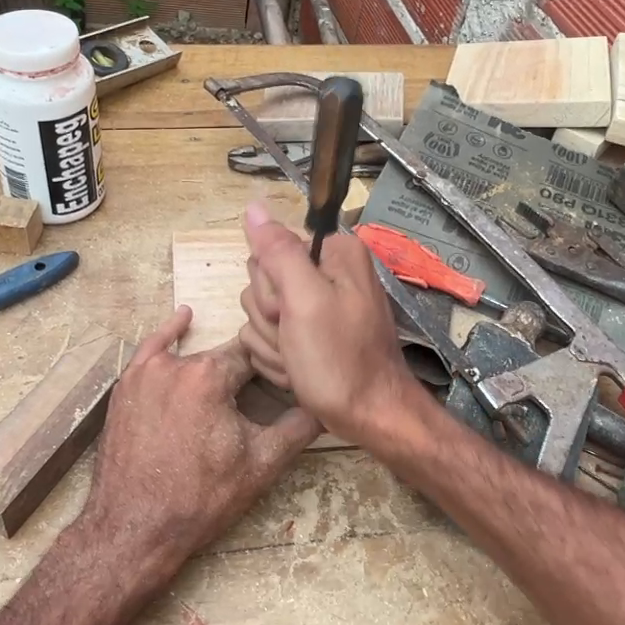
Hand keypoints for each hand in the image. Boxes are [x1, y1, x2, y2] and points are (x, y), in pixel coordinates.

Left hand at [79, 306, 320, 571]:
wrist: (136, 529)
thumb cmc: (200, 499)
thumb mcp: (261, 464)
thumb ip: (298, 427)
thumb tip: (325, 405)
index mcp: (211, 376)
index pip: (255, 357)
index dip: (273, 371)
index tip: (284, 386)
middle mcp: (176, 365)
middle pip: (223, 359)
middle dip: (242, 377)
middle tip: (255, 404)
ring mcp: (145, 374)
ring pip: (193, 359)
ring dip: (211, 371)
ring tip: (229, 393)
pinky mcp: (126, 388)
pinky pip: (151, 351)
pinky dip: (168, 334)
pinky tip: (184, 317)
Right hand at [238, 202, 417, 445]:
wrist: (371, 417)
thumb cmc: (340, 361)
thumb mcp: (305, 301)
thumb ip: (277, 251)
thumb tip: (253, 207)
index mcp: (333, 254)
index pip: (266, 253)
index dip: (270, 289)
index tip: (290, 315)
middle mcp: (327, 273)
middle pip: (261, 285)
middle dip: (271, 322)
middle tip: (299, 342)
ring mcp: (318, 307)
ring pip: (261, 316)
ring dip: (274, 346)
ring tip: (302, 362)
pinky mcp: (311, 335)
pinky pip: (271, 340)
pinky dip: (280, 361)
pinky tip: (301, 373)